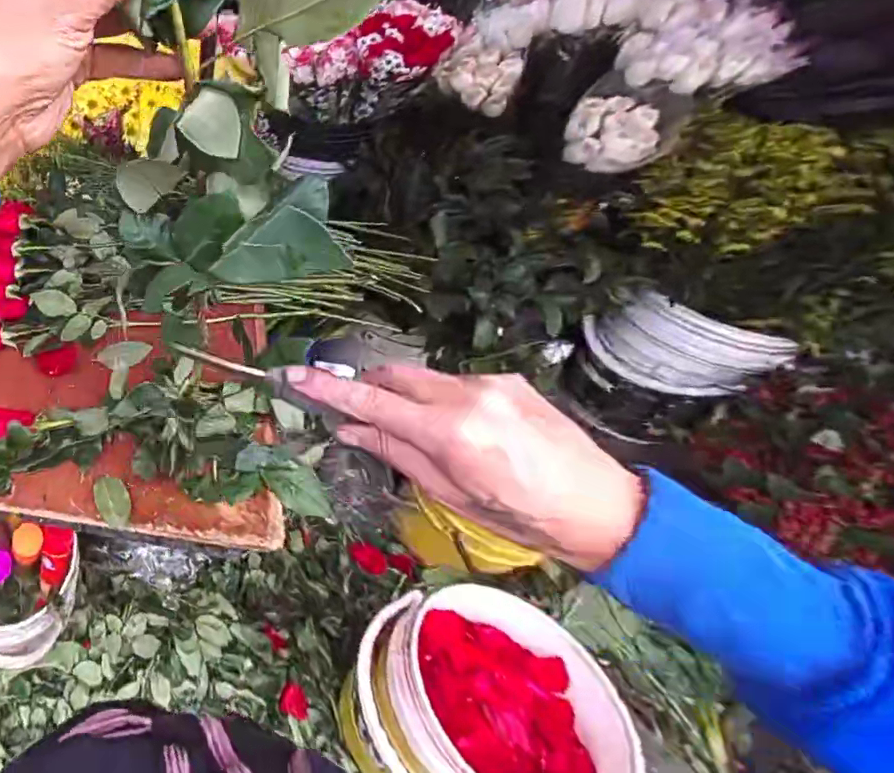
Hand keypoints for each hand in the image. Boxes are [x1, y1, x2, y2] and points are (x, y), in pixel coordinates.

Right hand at [287, 365, 645, 570]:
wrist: (600, 505)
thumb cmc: (522, 518)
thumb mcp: (450, 494)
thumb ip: (395, 452)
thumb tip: (348, 429)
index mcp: (450, 432)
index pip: (373, 401)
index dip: (328, 389)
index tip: (293, 375)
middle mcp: (467, 394)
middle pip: (395, 375)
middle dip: (370, 386)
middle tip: (357, 413)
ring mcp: (490, 381)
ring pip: (425, 378)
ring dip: (409, 398)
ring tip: (425, 435)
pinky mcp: (507, 378)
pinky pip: (456, 382)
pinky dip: (442, 400)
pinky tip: (463, 430)